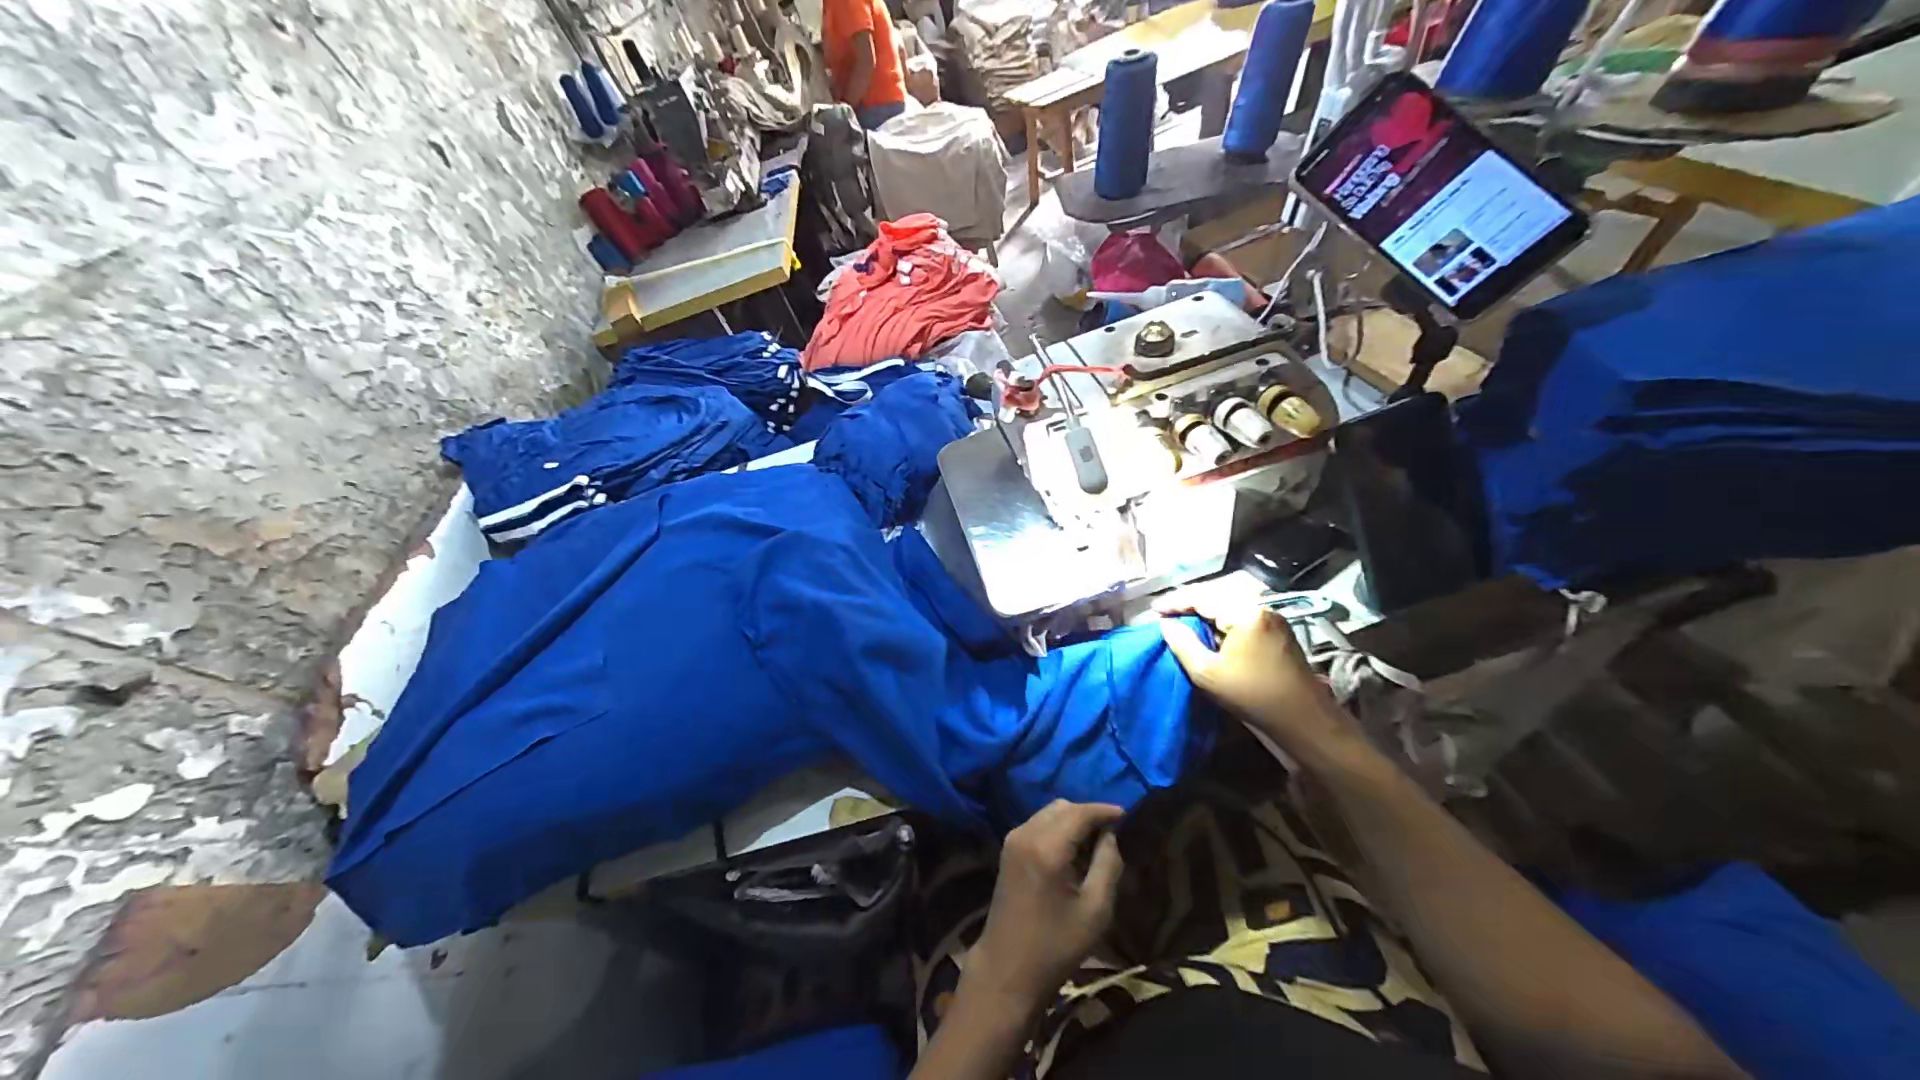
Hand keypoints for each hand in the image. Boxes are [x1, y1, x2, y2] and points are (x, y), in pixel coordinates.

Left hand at [966, 800, 1124, 1008]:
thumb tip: (1110, 835)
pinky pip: (1038, 825)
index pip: (1080, 812)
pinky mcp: (1008, 850)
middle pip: (1063, 807)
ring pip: (1049, 813)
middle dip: (1088, 815)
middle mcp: (1026, 833)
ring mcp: (1013, 840)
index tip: (1127, 815)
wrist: (1008, 967)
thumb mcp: (1096, 909)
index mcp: (1047, 847)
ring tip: (1094, 845)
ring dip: (1072, 821)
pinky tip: (1072, 852)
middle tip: (1112, 834)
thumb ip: (1108, 864)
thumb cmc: (1056, 944)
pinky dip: (1058, 829)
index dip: (1105, 810)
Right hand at [1158, 598, 1362, 761]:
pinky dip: (1223, 616)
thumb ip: (1183, 644)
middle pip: (1217, 593)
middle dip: (1190, 602)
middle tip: (1166, 612)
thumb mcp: (1207, 673)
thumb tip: (1167, 625)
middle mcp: (1261, 606)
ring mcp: (1273, 616)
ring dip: (1206, 608)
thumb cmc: (1251, 695)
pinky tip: (1210, 628)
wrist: (1302, 718)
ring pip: (1231, 601)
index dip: (1175, 602)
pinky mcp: (1278, 629)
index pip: (1202, 597)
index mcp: (1245, 611)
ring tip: (1183, 618)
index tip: (1154, 611)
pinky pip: (1243, 612)